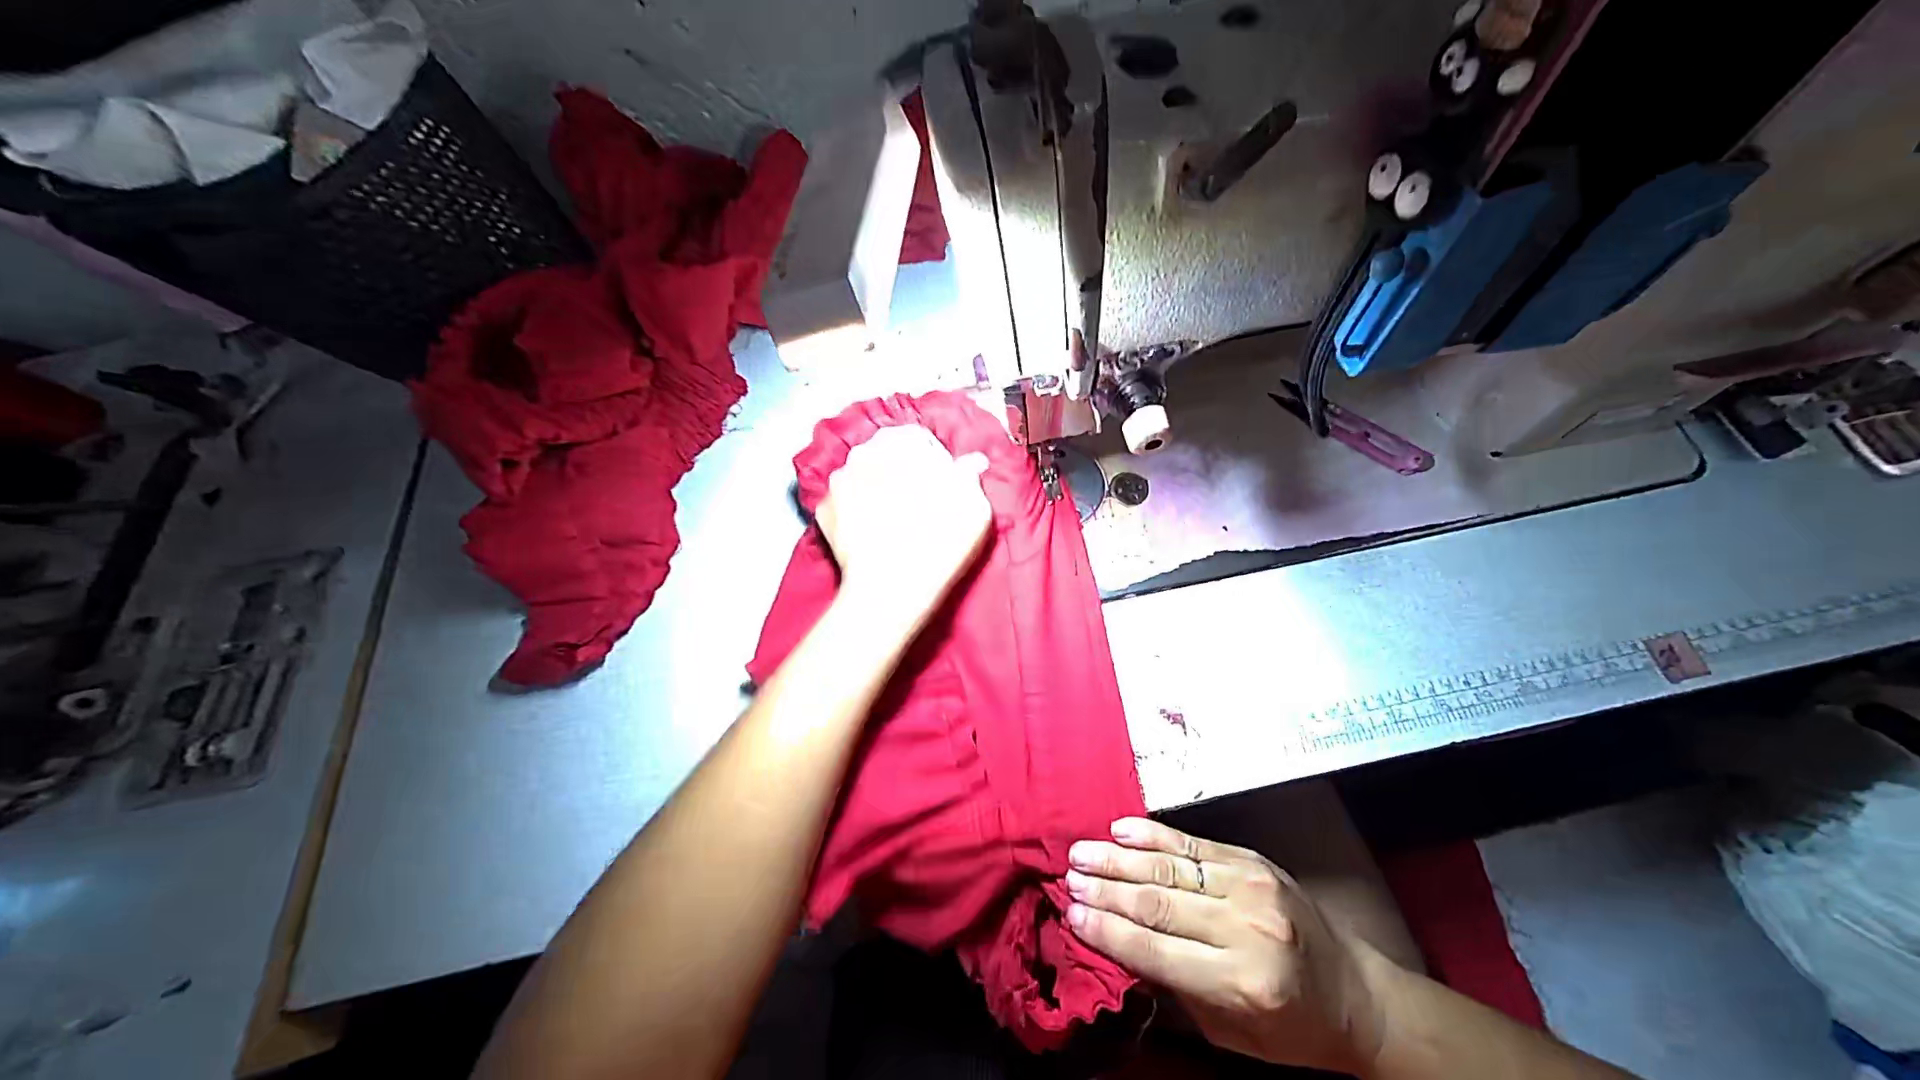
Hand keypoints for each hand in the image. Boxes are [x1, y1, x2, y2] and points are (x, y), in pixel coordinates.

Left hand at [815, 424, 991, 634]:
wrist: (890, 589)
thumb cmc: (939, 543)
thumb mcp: (975, 507)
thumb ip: (970, 476)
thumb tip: (970, 463)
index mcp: (900, 442)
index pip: (921, 439)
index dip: (936, 462)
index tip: (944, 486)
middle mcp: (862, 452)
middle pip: (888, 454)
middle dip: (903, 471)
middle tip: (922, 502)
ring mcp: (837, 482)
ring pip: (864, 477)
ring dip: (878, 488)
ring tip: (897, 519)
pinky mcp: (823, 511)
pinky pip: (846, 504)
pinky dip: (858, 512)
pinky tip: (874, 532)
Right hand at [1064, 818, 1383, 1075]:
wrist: (1357, 995)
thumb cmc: (1290, 1026)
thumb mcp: (1230, 1031)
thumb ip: (1175, 986)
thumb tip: (1115, 942)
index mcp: (1244, 982)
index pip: (1157, 951)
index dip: (1109, 931)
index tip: (1072, 913)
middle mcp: (1248, 927)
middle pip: (1159, 903)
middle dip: (1107, 889)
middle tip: (1068, 877)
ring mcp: (1252, 886)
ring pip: (1170, 868)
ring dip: (1120, 858)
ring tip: (1082, 852)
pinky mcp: (1253, 860)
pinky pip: (1194, 845)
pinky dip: (1154, 836)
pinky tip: (1122, 830)